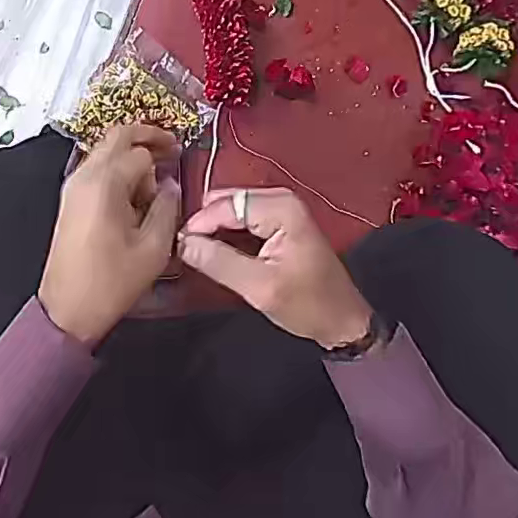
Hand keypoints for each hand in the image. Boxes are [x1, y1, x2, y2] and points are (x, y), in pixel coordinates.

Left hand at [38, 125, 181, 344]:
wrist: (66, 312)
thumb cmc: (110, 283)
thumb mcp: (154, 248)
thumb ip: (167, 207)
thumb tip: (170, 186)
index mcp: (105, 184)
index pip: (141, 152)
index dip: (164, 157)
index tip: (180, 161)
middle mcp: (85, 176)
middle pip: (118, 134)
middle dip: (147, 135)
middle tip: (170, 146)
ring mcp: (74, 186)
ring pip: (106, 148)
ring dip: (132, 152)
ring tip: (155, 175)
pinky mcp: (71, 199)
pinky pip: (97, 166)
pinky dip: (118, 167)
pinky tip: (135, 190)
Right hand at [179, 188, 374, 349]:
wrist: (341, 318)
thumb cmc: (307, 304)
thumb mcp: (260, 287)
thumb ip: (220, 262)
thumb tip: (183, 243)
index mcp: (281, 207)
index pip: (227, 205)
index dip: (199, 223)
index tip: (176, 245)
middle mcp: (281, 198)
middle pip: (229, 203)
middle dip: (204, 223)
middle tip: (180, 248)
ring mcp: (281, 207)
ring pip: (233, 210)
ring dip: (213, 228)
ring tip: (190, 250)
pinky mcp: (279, 220)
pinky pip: (243, 219)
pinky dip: (227, 232)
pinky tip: (212, 251)